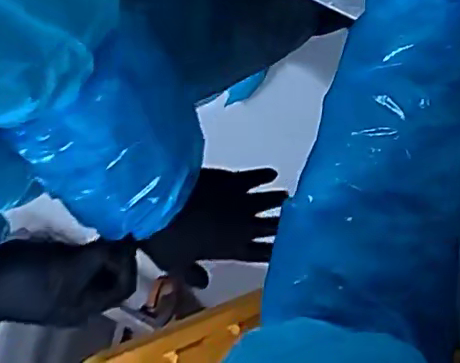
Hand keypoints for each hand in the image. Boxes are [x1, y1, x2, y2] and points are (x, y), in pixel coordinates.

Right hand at [0, 237, 137, 325]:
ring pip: (103, 262)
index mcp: (83, 308)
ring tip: (111, 223)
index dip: (132, 262)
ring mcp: (67, 284)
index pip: (126, 286)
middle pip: (116, 273)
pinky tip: (93, 227)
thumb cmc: (25, 278)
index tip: (132, 237)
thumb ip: (106, 255)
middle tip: (124, 225)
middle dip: (122, 250)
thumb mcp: (71, 267)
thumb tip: (131, 240)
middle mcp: (79, 299)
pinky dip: (93, 241)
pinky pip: (86, 255)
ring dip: (108, 243)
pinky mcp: (56, 271)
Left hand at [139, 167, 285, 288]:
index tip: (286, 252)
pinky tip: (272, 175)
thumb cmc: (169, 240)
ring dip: (278, 200)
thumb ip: (193, 274)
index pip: (258, 254)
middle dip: (282, 226)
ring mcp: (242, 200)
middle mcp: (243, 224)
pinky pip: (257, 177)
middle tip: (295, 224)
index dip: (271, 253)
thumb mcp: (176, 265)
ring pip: (269, 200)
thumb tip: (205, 284)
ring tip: (287, 198)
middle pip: (269, 227)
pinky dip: (265, 176)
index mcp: (230, 248)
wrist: (165, 203)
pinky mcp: (237, 180)